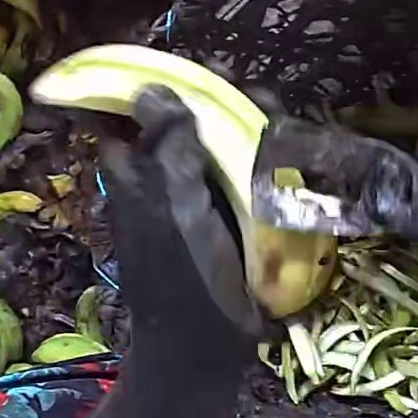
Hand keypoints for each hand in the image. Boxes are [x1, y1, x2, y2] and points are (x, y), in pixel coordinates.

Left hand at [89, 88, 260, 417]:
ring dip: (243, 122)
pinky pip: (238, 168)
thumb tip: (152, 86)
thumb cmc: (183, 272)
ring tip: (273, 117)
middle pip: (183, 115)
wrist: (206, 343)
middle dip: (216, 98)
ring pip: (215, 138)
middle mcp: (160, 172)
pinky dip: (258, 154)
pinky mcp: (222, 210)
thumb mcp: (171, 204)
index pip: (133, 104)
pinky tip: (283, 149)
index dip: (157, 81)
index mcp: (133, 167)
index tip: (198, 74)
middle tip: (250, 98)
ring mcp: (192, 191)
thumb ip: (166, 145)